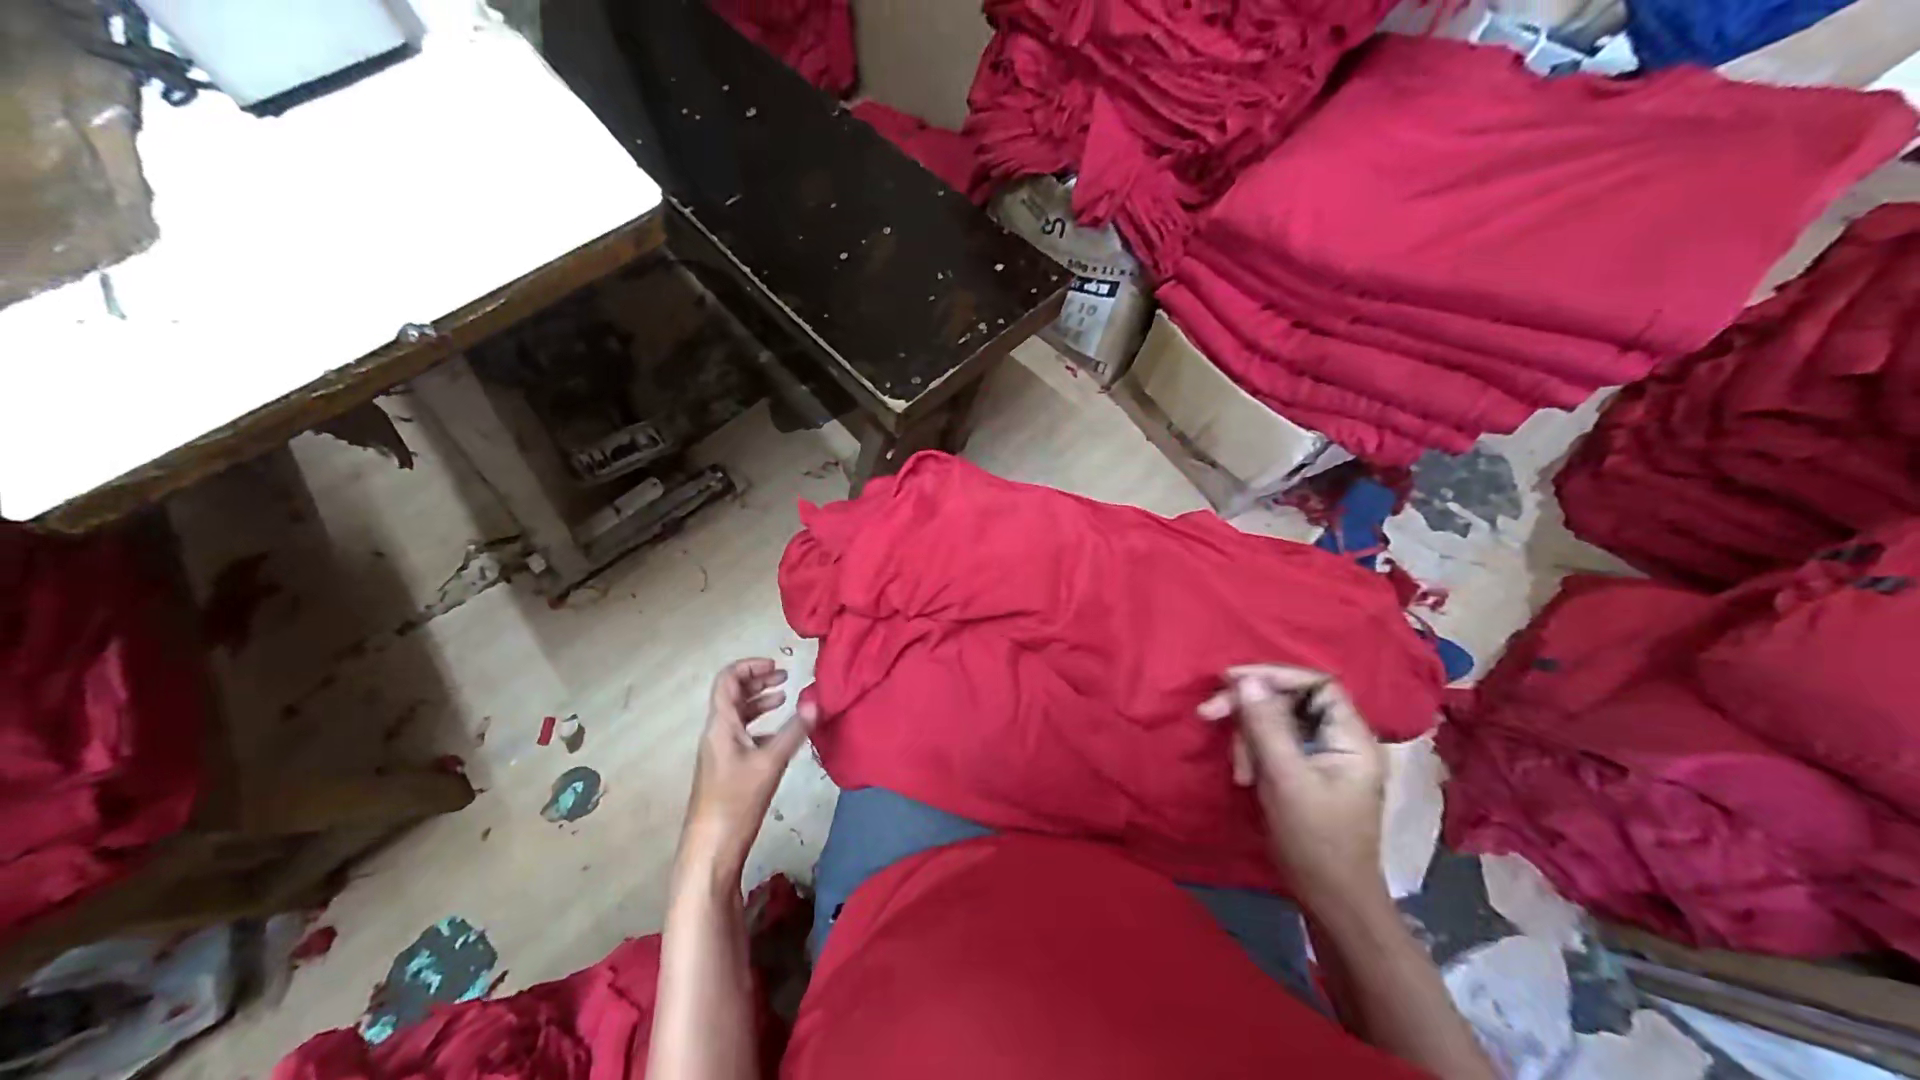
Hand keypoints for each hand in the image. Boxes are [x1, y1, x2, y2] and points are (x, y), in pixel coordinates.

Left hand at [676, 658, 815, 883]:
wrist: (711, 848)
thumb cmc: (736, 801)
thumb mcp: (770, 762)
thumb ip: (794, 730)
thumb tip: (816, 701)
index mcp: (720, 724)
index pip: (727, 680)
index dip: (750, 667)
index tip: (777, 666)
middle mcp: (717, 732)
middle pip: (733, 695)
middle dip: (758, 681)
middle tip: (785, 678)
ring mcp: (720, 751)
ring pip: (739, 715)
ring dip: (760, 702)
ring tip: (784, 699)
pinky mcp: (727, 769)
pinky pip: (743, 735)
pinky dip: (761, 727)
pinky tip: (781, 735)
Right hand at [1199, 664, 1387, 908]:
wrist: (1330, 899)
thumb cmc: (1315, 840)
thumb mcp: (1285, 779)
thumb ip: (1266, 726)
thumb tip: (1246, 680)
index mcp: (1352, 738)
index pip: (1316, 684)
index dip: (1274, 675)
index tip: (1230, 680)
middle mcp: (1341, 741)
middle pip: (1290, 701)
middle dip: (1249, 708)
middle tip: (1209, 714)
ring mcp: (1323, 757)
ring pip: (1276, 723)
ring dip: (1248, 737)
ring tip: (1238, 770)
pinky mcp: (1305, 772)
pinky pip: (1274, 745)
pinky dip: (1253, 754)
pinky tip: (1244, 776)